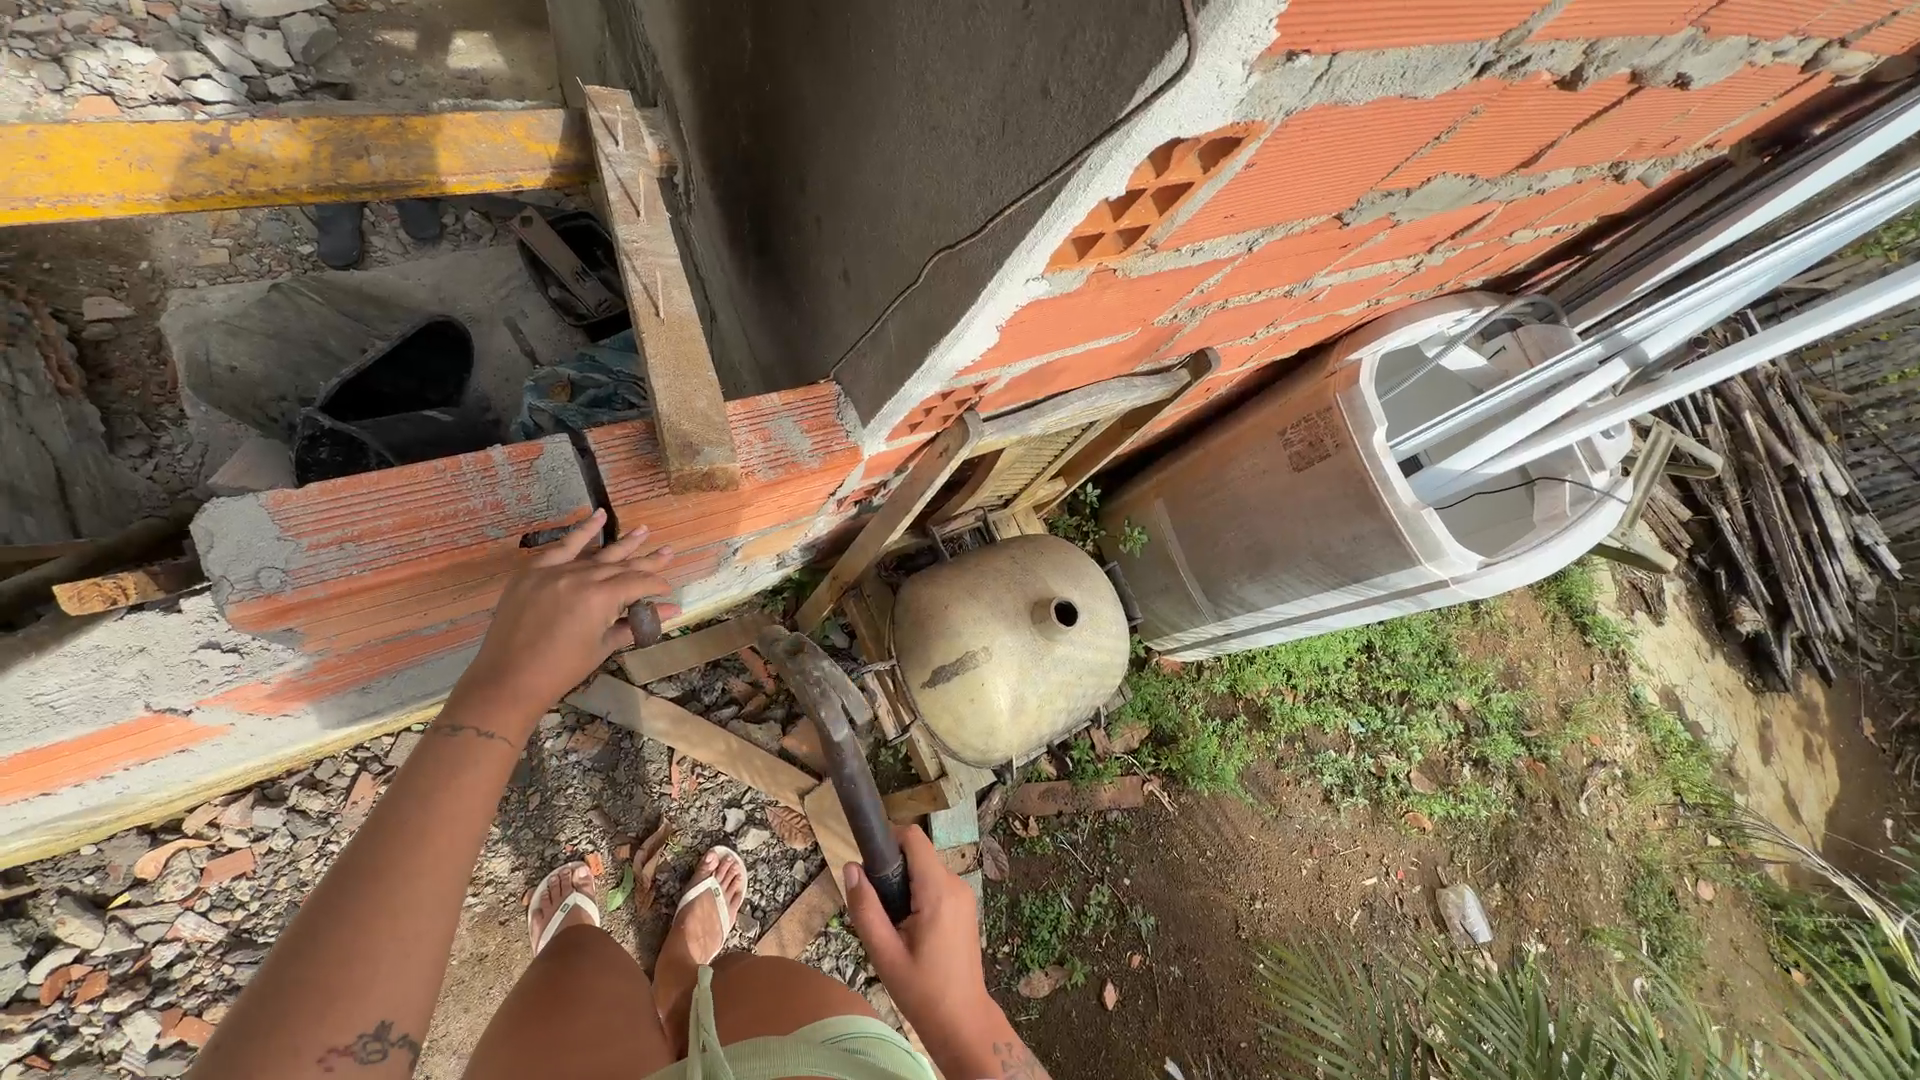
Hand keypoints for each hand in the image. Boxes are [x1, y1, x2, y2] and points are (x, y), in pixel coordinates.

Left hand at [455, 509, 677, 716]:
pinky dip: (581, 531)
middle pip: (621, 565)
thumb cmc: (562, 669)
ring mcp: (554, 571)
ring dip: (623, 543)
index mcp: (601, 598)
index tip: (668, 591)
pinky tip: (599, 515)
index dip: (656, 585)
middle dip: (648, 561)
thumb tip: (673, 611)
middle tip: (670, 552)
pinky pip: (562, 546)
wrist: (508, 678)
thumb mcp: (604, 645)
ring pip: (596, 554)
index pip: (638, 583)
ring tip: (644, 530)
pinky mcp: (533, 571)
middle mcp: (580, 577)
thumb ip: (637, 623)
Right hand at [844, 826, 996, 1043]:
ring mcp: (963, 894)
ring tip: (891, 927)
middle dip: (891, 871)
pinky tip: (907, 931)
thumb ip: (865, 908)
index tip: (868, 866)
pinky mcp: (964, 906)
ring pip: (924, 870)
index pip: (913, 838)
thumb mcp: (884, 953)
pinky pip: (934, 885)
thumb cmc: (921, 992)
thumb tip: (850, 867)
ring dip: (903, 887)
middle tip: (876, 910)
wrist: (962, 1022)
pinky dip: (917, 896)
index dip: (887, 841)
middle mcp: (955, 883)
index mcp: (938, 890)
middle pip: (917, 855)